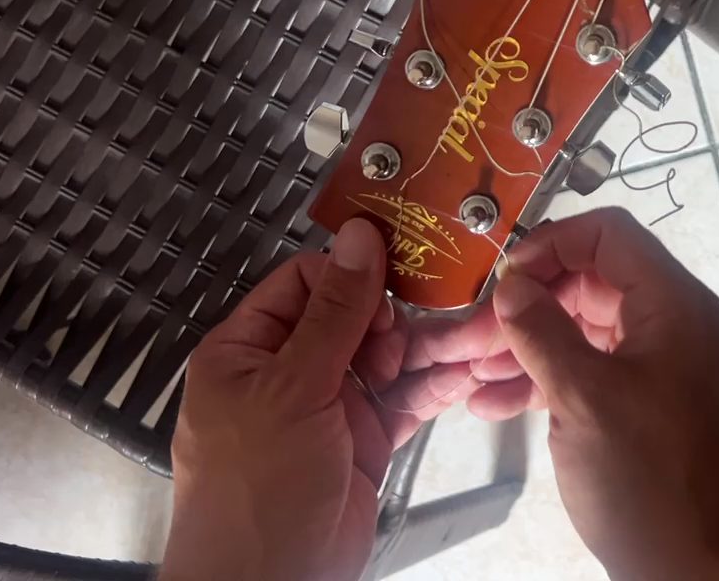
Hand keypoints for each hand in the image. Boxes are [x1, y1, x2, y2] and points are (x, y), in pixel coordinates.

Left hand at [160, 219, 478, 580]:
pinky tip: (468, 373)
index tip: (386, 292)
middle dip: (392, 321)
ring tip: (467, 344)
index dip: (350, 279)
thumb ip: (337, 310)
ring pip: (391, 353)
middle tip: (398, 348)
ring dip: (427, 350)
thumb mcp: (294, 388)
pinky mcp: (368, 434)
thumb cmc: (259, 487)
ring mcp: (334, 402)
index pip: (308, 281)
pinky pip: (408, 395)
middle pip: (358, 314)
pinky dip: (436, 386)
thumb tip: (361, 231)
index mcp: (250, 349)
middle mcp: (291, 368)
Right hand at [431, 208, 718, 580]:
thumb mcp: (583, 399)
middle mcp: (674, 318)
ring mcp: (663, 358)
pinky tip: (495, 403)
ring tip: (471, 372)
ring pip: (587, 326)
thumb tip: (511, 285)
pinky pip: (595, 366)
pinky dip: (551, 377)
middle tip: (473, 334)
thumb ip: (542, 333)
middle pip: (593, 281)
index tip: (506, 276)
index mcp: (674, 301)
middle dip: (531, 304)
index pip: (611, 235)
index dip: (553, 243)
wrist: (698, 569)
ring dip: (531, 345)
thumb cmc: (646, 476)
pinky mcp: (648, 395)